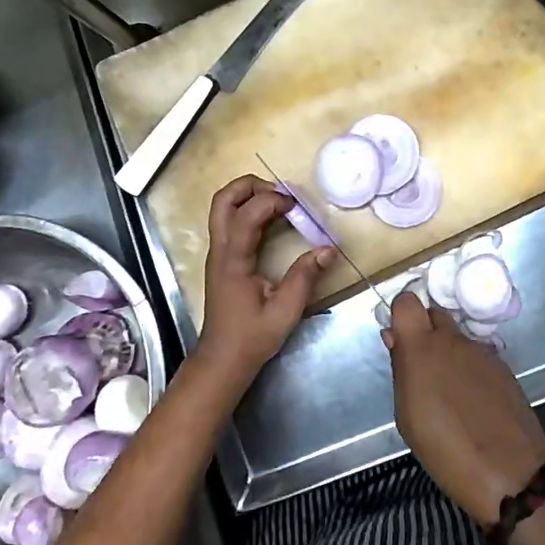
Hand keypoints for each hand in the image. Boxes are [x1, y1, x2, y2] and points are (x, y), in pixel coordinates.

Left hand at [197, 176, 333, 378]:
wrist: (223, 358)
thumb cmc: (251, 337)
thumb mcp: (284, 312)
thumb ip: (304, 278)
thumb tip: (327, 250)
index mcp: (233, 260)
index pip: (246, 215)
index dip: (271, 202)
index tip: (296, 206)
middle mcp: (219, 250)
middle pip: (223, 200)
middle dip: (250, 186)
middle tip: (281, 192)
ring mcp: (217, 253)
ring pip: (222, 208)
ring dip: (247, 196)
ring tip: (279, 202)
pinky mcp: (221, 259)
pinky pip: (229, 222)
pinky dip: (247, 210)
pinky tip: (271, 220)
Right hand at [382, 292, 544, 525]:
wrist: (510, 475)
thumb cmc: (444, 449)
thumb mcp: (406, 414)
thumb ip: (401, 370)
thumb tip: (397, 341)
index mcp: (421, 347)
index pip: (407, 302)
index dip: (401, 315)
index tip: (398, 337)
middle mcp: (453, 341)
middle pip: (434, 314)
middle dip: (424, 330)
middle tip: (420, 364)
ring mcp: (482, 353)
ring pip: (457, 338)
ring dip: (448, 352)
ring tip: (447, 390)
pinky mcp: (504, 369)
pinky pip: (477, 357)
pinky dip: (469, 368)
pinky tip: (471, 400)